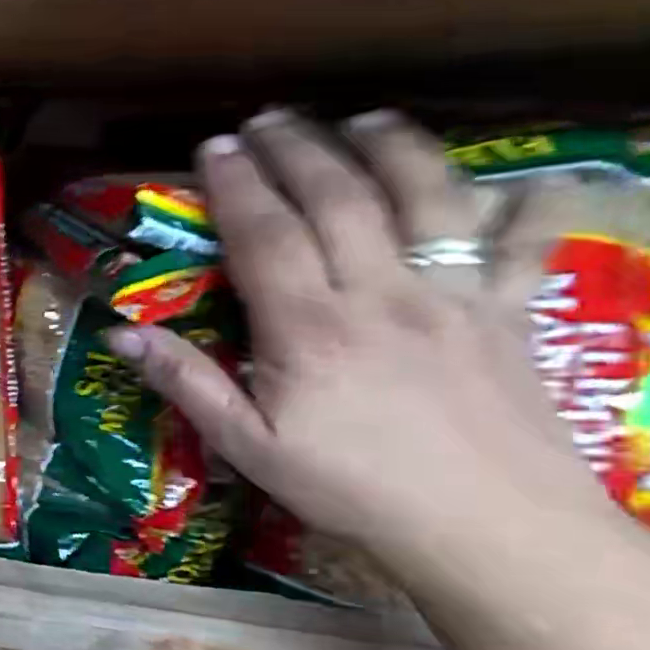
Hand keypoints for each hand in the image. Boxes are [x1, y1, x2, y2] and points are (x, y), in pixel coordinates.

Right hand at [108, 109, 613, 551]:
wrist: (488, 529)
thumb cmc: (350, 487)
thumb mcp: (245, 444)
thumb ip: (186, 381)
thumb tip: (120, 332)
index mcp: (310, 327)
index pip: (267, 234)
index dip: (239, 184)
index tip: (216, 147)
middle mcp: (382, 295)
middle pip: (340, 200)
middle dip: (299, 150)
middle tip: (268, 119)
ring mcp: (454, 297)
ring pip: (427, 201)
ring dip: (393, 150)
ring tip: (363, 119)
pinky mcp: (509, 313)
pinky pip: (525, 245)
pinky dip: (530, 201)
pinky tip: (523, 175)